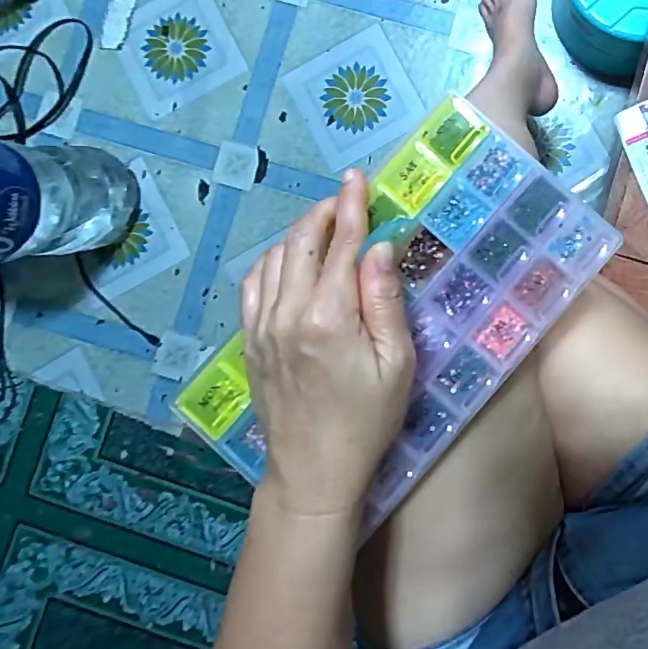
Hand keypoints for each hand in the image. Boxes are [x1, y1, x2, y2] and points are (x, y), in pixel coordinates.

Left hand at [240, 169, 415, 518]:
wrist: (313, 472)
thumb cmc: (367, 419)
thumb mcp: (398, 364)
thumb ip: (385, 301)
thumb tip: (380, 247)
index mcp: (330, 317)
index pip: (342, 244)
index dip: (352, 205)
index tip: (357, 176)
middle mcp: (289, 312)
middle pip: (303, 240)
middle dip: (326, 211)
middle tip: (347, 199)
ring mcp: (262, 325)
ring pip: (276, 255)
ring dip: (302, 231)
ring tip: (326, 226)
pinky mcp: (250, 338)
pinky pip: (255, 281)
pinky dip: (274, 258)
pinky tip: (292, 259)